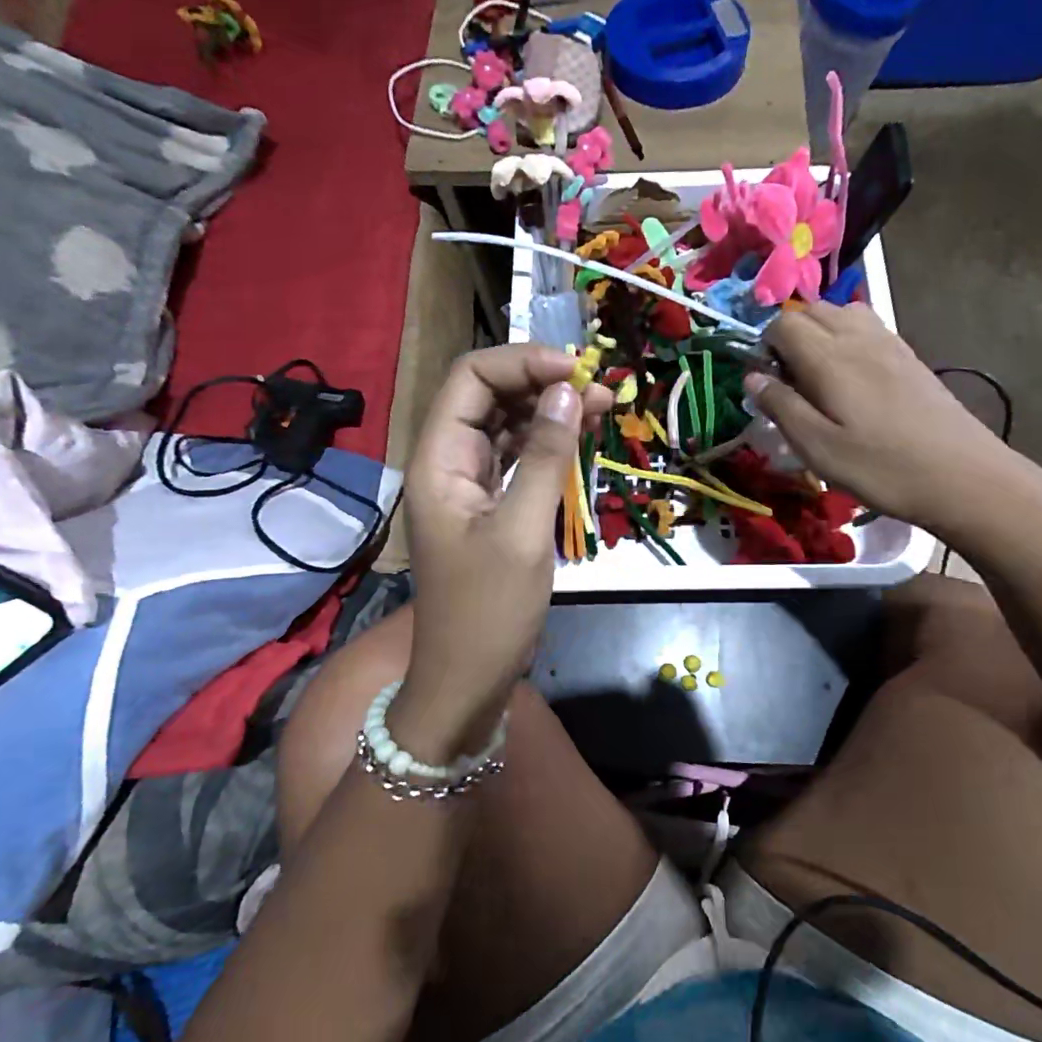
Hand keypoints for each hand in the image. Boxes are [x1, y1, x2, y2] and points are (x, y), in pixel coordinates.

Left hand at [402, 345, 611, 730]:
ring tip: (603, 405)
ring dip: (550, 410)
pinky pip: (516, 459)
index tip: (576, 371)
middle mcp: (448, 462)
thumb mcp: (522, 531)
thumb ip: (543, 457)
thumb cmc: (489, 610)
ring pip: (507, 426)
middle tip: (600, 389)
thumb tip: (568, 390)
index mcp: (438, 459)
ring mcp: (468, 485)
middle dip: (542, 383)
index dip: (522, 362)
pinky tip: (581, 436)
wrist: (468, 679)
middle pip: (489, 396)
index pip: (471, 379)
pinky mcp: (490, 507)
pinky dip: (548, 444)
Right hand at [745, 302, 1013, 529]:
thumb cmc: (881, 467)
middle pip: (811, 310)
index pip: (782, 324)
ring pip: (841, 312)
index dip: (764, 346)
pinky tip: (852, 379)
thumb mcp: (818, 448)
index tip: (768, 383)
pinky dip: (847, 338)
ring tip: (818, 377)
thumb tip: (752, 377)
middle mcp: (858, 336)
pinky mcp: (909, 356)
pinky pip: (867, 327)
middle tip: (790, 382)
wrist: (960, 474)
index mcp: (829, 356)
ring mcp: (888, 342)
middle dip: (789, 336)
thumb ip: (781, 407)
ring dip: (819, 333)